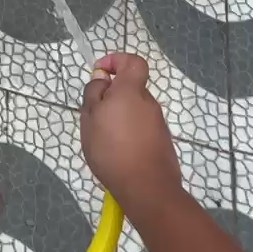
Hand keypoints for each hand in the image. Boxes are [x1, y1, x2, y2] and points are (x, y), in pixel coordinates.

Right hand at [79, 53, 183, 214]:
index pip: (134, 62)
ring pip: (135, 110)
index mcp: (131, 91)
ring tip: (105, 138)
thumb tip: (102, 80)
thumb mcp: (89, 117)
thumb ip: (94, 93)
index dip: (116, 61)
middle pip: (131, 89)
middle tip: (95, 115)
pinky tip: (119, 153)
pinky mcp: (163, 144)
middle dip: (112, 96)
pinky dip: (130, 133)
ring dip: (120, 117)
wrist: (147, 190)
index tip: (100, 74)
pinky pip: (142, 129)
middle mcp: (149, 104)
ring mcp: (159, 125)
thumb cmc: (112, 148)